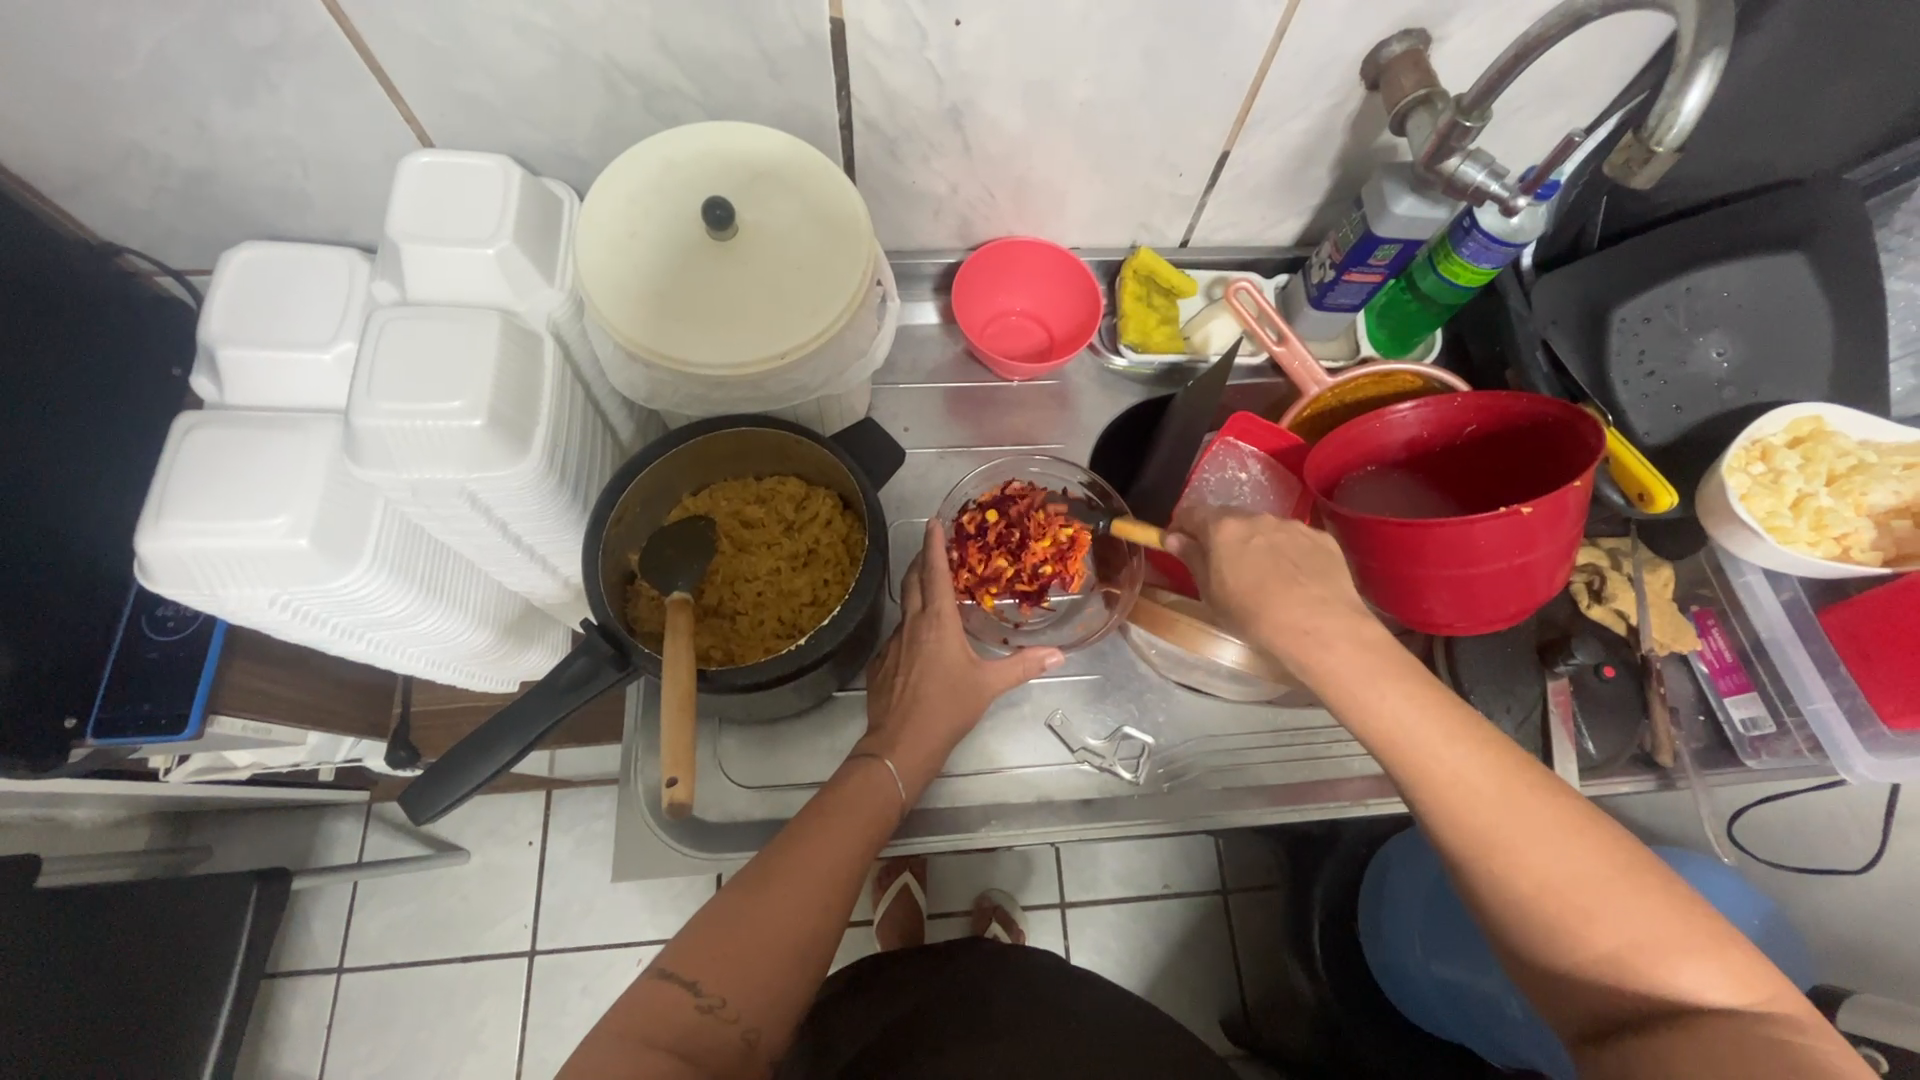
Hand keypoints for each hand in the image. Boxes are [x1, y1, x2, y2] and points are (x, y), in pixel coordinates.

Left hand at [859, 521, 1063, 794]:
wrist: (902, 742)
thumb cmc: (948, 708)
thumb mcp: (989, 685)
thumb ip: (1023, 666)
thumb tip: (1058, 655)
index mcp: (937, 621)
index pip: (935, 572)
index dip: (934, 545)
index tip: (932, 522)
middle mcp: (912, 624)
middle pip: (913, 580)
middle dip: (922, 560)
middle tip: (932, 547)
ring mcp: (892, 643)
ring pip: (904, 607)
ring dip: (915, 592)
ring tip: (930, 589)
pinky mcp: (881, 662)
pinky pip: (897, 635)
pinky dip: (909, 626)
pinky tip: (919, 641)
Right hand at [1165, 508, 1383, 670]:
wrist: (1319, 627)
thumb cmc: (1252, 614)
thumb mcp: (1211, 592)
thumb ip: (1192, 558)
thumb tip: (1174, 537)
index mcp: (1224, 528)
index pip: (1193, 513)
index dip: (1182, 526)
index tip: (1179, 543)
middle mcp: (1258, 518)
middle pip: (1232, 519)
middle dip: (1223, 536)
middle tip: (1224, 566)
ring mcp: (1294, 526)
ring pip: (1266, 530)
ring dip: (1258, 545)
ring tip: (1265, 577)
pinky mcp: (1323, 539)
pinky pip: (1296, 542)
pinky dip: (1289, 554)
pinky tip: (1296, 580)